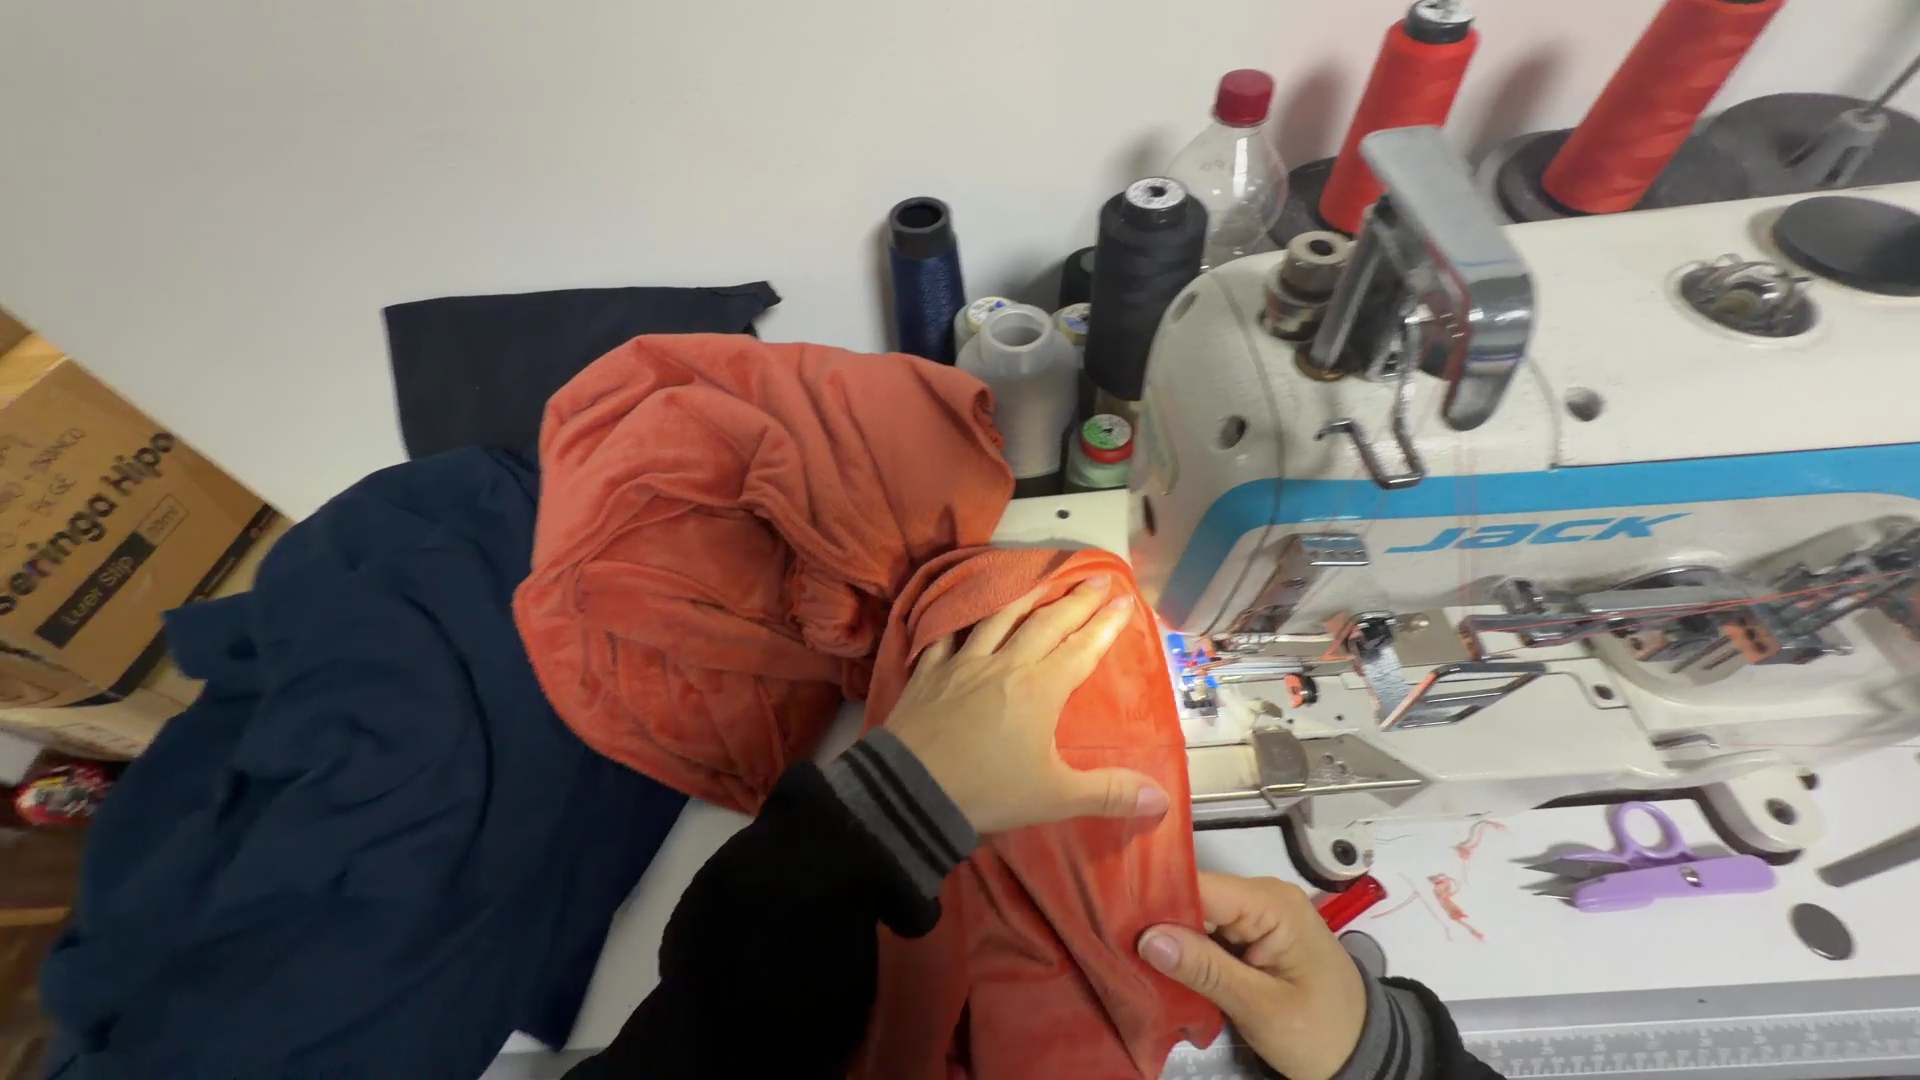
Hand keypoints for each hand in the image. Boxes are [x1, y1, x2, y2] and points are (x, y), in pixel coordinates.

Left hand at [883, 573, 1168, 834]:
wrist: (912, 790)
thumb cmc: (987, 791)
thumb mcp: (1055, 797)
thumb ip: (1108, 793)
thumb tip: (1161, 797)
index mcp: (1040, 688)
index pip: (1082, 647)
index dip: (1107, 623)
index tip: (1126, 600)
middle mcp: (1005, 664)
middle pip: (1047, 623)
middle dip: (1076, 600)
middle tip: (1098, 578)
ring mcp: (964, 662)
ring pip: (999, 619)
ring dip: (1025, 597)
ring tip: (1043, 580)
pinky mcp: (930, 670)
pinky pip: (945, 636)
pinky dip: (957, 622)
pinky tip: (961, 615)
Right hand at [1137, 873, 1366, 1079]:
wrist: (1370, 1060)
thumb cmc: (1323, 1035)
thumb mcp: (1263, 1009)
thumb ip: (1206, 970)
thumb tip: (1148, 938)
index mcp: (1271, 903)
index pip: (1201, 886)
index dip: (1158, 899)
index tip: (1116, 915)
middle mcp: (1261, 897)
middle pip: (1195, 896)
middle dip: (1159, 918)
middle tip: (1115, 937)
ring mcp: (1256, 915)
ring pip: (1197, 913)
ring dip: (1169, 934)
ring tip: (1126, 948)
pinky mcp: (1251, 934)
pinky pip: (1209, 930)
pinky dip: (1187, 947)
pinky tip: (1157, 959)